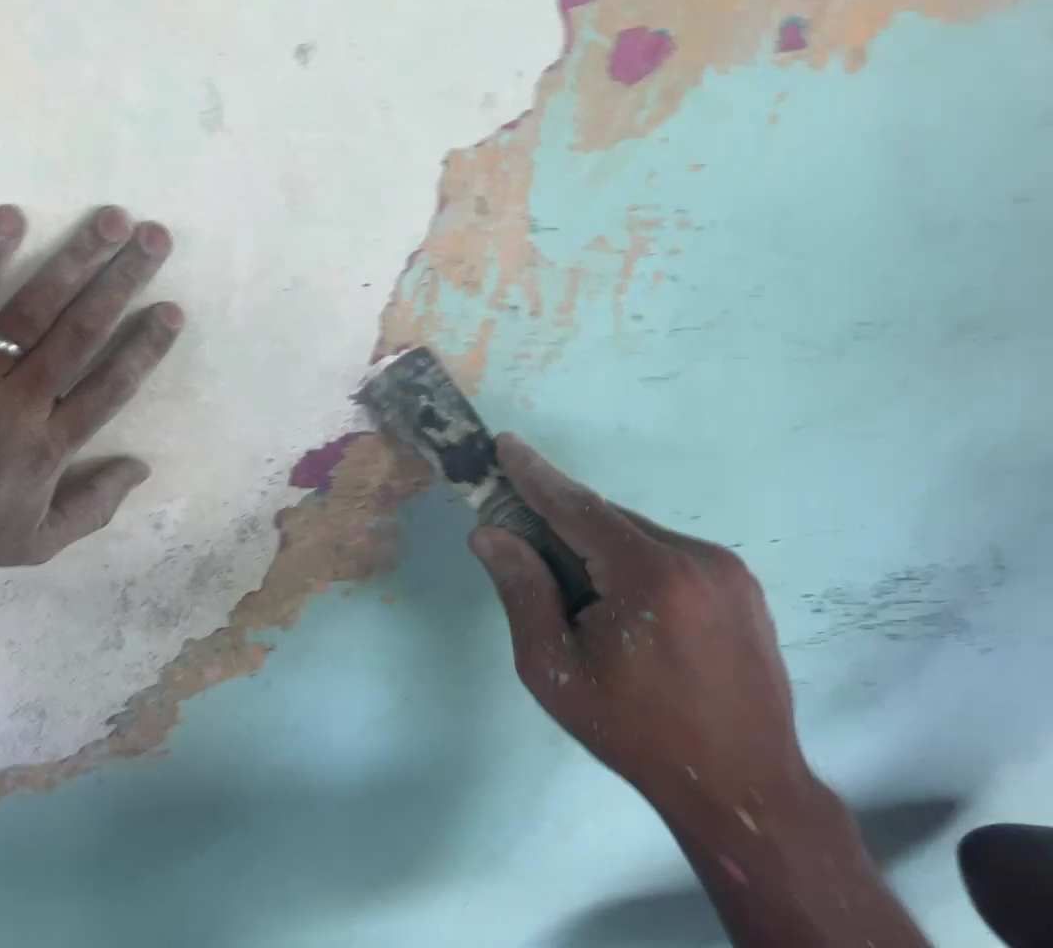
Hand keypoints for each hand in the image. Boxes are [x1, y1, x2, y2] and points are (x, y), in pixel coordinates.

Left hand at [0, 205, 183, 577]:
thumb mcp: (37, 543)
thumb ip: (93, 507)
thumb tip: (142, 468)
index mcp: (48, 449)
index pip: (110, 387)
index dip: (146, 347)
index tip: (172, 308)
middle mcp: (15, 406)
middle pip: (80, 334)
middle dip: (122, 282)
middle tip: (155, 236)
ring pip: (28, 311)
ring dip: (72, 260)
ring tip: (109, 218)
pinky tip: (11, 218)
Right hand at [469, 435, 808, 807]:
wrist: (741, 787)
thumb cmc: (633, 730)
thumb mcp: (553, 667)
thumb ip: (521, 591)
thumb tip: (491, 534)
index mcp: (651, 577)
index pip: (578, 508)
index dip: (535, 475)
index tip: (504, 444)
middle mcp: (698, 560)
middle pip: (608, 520)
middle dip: (558, 521)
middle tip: (516, 538)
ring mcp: (729, 574)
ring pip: (638, 536)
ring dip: (594, 546)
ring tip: (571, 593)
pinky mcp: (743, 590)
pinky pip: (667, 555)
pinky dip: (628, 561)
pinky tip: (614, 603)